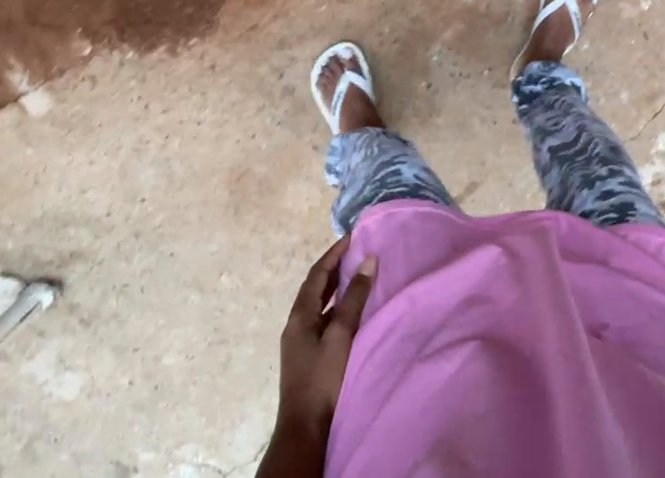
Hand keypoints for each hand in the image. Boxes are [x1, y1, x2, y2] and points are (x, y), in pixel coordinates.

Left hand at [275, 237, 377, 437]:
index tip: (352, 235)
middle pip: (315, 287)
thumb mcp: (341, 335)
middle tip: (357, 251)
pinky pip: (324, 320)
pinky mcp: (309, 355)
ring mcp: (301, 341)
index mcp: (299, 316)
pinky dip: (338, 307)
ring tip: (358, 274)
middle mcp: (296, 324)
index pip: (317, 274)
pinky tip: (353, 311)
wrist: (305, 427)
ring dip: (336, 287)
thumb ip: (354, 299)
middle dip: (334, 267)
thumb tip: (367, 261)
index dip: (334, 253)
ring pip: (320, 304)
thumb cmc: (323, 378)